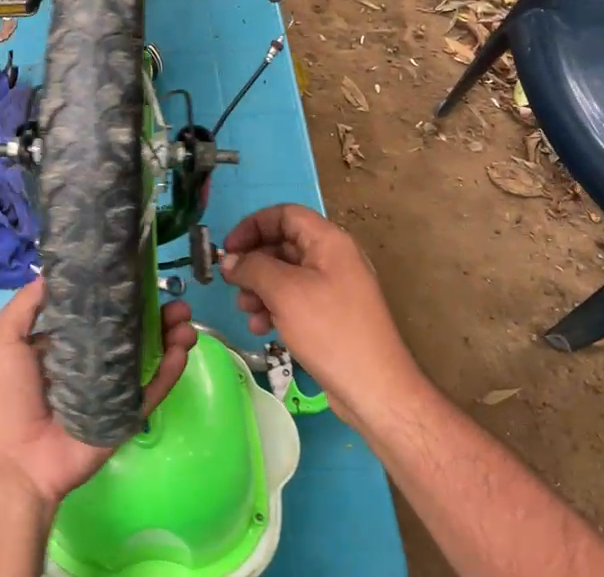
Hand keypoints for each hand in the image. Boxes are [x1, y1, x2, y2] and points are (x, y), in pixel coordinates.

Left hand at [0, 278, 197, 503]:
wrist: (16, 459)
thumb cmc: (6, 394)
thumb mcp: (5, 339)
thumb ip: (27, 304)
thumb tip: (56, 272)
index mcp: (61, 346)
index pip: (97, 314)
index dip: (119, 297)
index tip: (139, 277)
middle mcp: (89, 364)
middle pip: (130, 333)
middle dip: (155, 315)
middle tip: (177, 301)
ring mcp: (110, 390)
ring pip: (147, 358)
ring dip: (169, 337)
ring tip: (186, 320)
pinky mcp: (124, 415)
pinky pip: (152, 390)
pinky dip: (170, 371)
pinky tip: (181, 350)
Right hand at [220, 203, 419, 427]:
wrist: (375, 389)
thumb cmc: (329, 330)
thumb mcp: (284, 292)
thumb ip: (252, 268)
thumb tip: (229, 260)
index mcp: (329, 241)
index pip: (285, 215)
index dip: (253, 225)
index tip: (228, 248)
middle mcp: (334, 258)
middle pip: (283, 244)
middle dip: (253, 262)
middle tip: (231, 282)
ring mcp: (334, 288)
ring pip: (286, 274)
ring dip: (260, 288)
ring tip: (245, 309)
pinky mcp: (331, 315)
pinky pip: (295, 299)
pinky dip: (274, 307)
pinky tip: (261, 327)